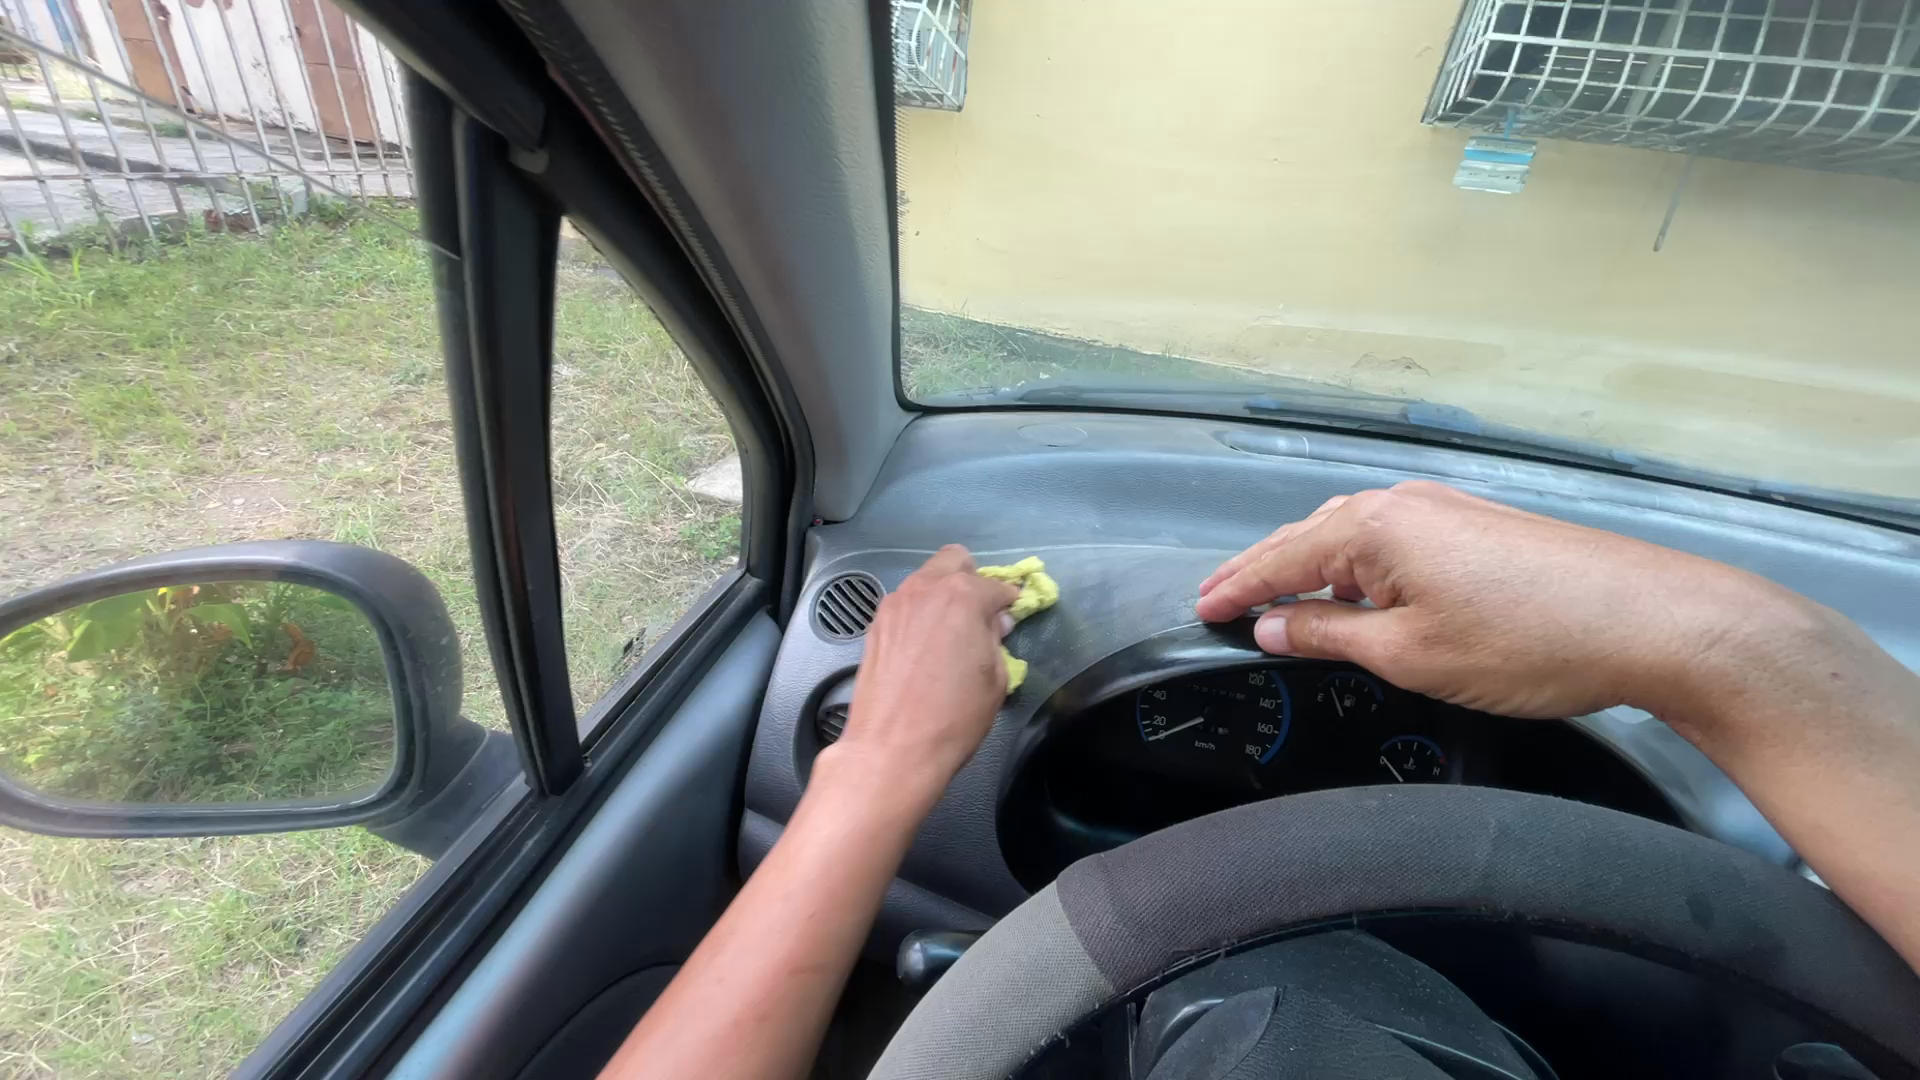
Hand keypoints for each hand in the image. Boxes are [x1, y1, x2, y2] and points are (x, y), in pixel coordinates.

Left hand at [827, 546, 1018, 807]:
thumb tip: (994, 623)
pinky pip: (906, 604)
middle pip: (954, 560)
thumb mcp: (995, 679)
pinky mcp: (875, 625)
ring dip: (943, 594)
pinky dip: (920, 613)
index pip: (996, 585)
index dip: (1009, 601)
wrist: (892, 748)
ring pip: (926, 579)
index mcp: (963, 596)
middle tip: (979, 612)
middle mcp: (926, 588)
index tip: (1013, 613)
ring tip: (951, 631)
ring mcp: (895, 604)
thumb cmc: (954, 717)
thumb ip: (996, 640)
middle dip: (972, 578)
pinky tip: (925, 645)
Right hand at [1194, 481, 1867, 728]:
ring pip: (1345, 535)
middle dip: (1260, 570)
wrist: (1667, 623)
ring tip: (1273, 593)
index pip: (1279, 559)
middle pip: (1305, 537)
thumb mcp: (1407, 652)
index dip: (1235, 588)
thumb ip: (1325, 635)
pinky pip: (1384, 539)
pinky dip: (1349, 564)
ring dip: (1305, 566)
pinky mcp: (1471, 522)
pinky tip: (1349, 586)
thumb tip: (1270, 627)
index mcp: (1371, 529)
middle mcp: (1397, 504)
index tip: (1200, 609)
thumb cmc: (1524, 642)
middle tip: (1219, 597)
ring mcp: (1438, 508)